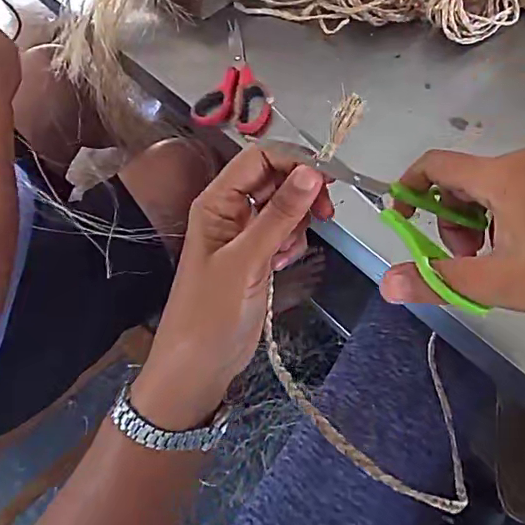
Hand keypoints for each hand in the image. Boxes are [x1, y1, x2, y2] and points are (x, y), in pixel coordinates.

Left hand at [132, 146, 333, 430]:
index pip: (260, 157)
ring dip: (298, 223)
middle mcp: (231, 209)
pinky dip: (292, 243)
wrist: (198, 367)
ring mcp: (245, 233)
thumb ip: (281, 213)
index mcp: (217, 200)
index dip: (294, 161)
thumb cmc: (211, 312)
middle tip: (325, 213)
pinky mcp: (258, 255)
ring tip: (287, 253)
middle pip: (276, 179)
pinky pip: (286, 232)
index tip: (326, 179)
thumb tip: (312, 172)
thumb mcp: (248, 259)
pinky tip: (283, 265)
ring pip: (286, 206)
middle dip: (302, 193)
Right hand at [378, 149, 524, 329]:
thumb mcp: (501, 283)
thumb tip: (386, 284)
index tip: (403, 221)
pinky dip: (504, 218)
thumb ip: (439, 280)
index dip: (408, 187)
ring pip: (490, 189)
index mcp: (500, 176)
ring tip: (503, 263)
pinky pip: (517, 191)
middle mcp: (521, 162)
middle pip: (461, 180)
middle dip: (450, 220)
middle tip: (469, 261)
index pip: (434, 164)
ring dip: (478, 223)